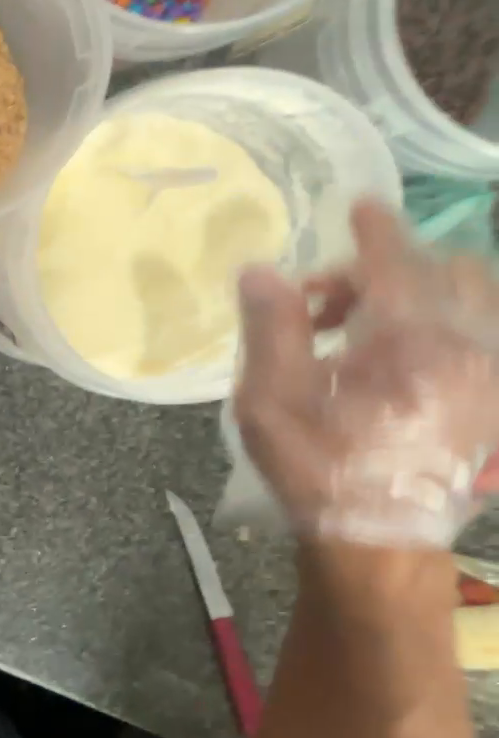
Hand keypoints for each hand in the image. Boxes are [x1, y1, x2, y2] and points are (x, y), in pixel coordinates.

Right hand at [235, 199, 498, 549]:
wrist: (378, 532)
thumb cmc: (315, 464)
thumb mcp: (270, 399)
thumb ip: (272, 329)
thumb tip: (261, 270)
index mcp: (408, 344)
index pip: (397, 264)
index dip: (375, 231)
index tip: (358, 205)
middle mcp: (469, 346)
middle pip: (445, 273)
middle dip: (384, 272)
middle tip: (324, 306)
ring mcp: (494, 370)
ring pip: (475, 297)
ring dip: (417, 294)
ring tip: (358, 331)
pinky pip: (486, 329)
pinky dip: (445, 319)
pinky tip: (398, 354)